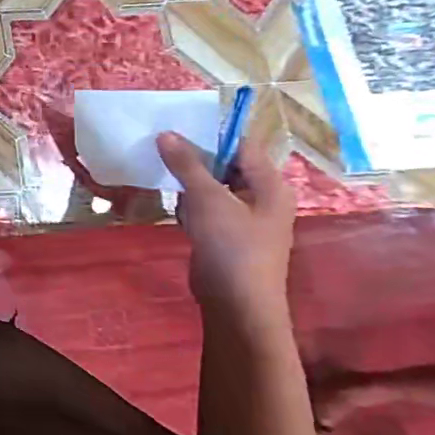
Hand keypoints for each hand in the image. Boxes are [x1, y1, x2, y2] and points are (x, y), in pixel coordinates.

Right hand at [157, 131, 296, 314]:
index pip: (242, 145)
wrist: (237, 307)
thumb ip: (187, 165)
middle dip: (196, 159)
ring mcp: (245, 220)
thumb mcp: (207, 200)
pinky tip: (176, 208)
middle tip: (164, 149)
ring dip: (191, 185)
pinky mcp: (227, 237)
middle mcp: (262, 198)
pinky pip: (209, 211)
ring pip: (214, 188)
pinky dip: (192, 207)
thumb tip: (166, 133)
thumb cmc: (232, 247)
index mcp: (270, 184)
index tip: (178, 128)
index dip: (212, 134)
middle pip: (227, 166)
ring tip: (166, 175)